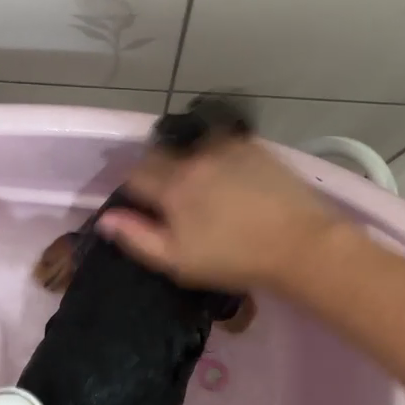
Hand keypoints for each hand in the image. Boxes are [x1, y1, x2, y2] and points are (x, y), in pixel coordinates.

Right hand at [98, 135, 344, 291]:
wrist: (300, 244)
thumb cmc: (234, 260)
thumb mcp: (178, 261)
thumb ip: (137, 238)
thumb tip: (105, 219)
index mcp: (172, 187)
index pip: (134, 174)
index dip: (131, 188)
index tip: (137, 204)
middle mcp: (194, 158)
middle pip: (161, 155)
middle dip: (157, 171)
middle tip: (169, 198)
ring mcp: (227, 148)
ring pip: (192, 146)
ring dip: (187, 160)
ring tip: (199, 185)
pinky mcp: (255, 148)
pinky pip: (223, 143)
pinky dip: (216, 155)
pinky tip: (228, 177)